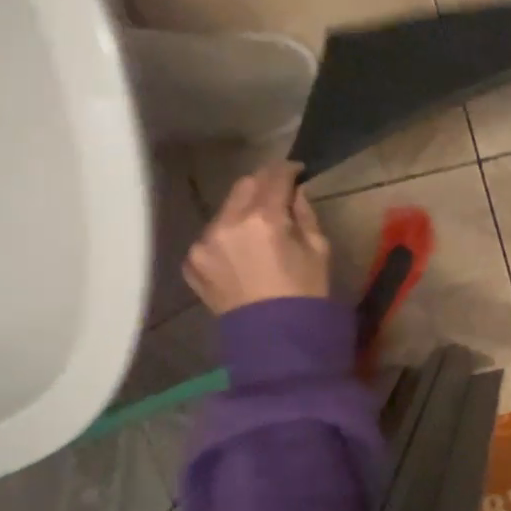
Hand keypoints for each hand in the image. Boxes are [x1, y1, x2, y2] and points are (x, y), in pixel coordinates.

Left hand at [183, 161, 330, 314]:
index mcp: (264, 219)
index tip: (297, 170)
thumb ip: (305, 214)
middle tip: (278, 193)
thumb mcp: (318, 250)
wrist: (275, 340)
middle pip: (244, 186)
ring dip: (243, 211)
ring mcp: (204, 244)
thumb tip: (295, 193)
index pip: (274, 177)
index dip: (287, 169)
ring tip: (259, 228)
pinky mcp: (192, 263)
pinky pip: (211, 238)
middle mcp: (227, 224)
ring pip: (225, 211)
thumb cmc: (306, 294)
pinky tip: (242, 254)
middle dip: (263, 184)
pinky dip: (227, 237)